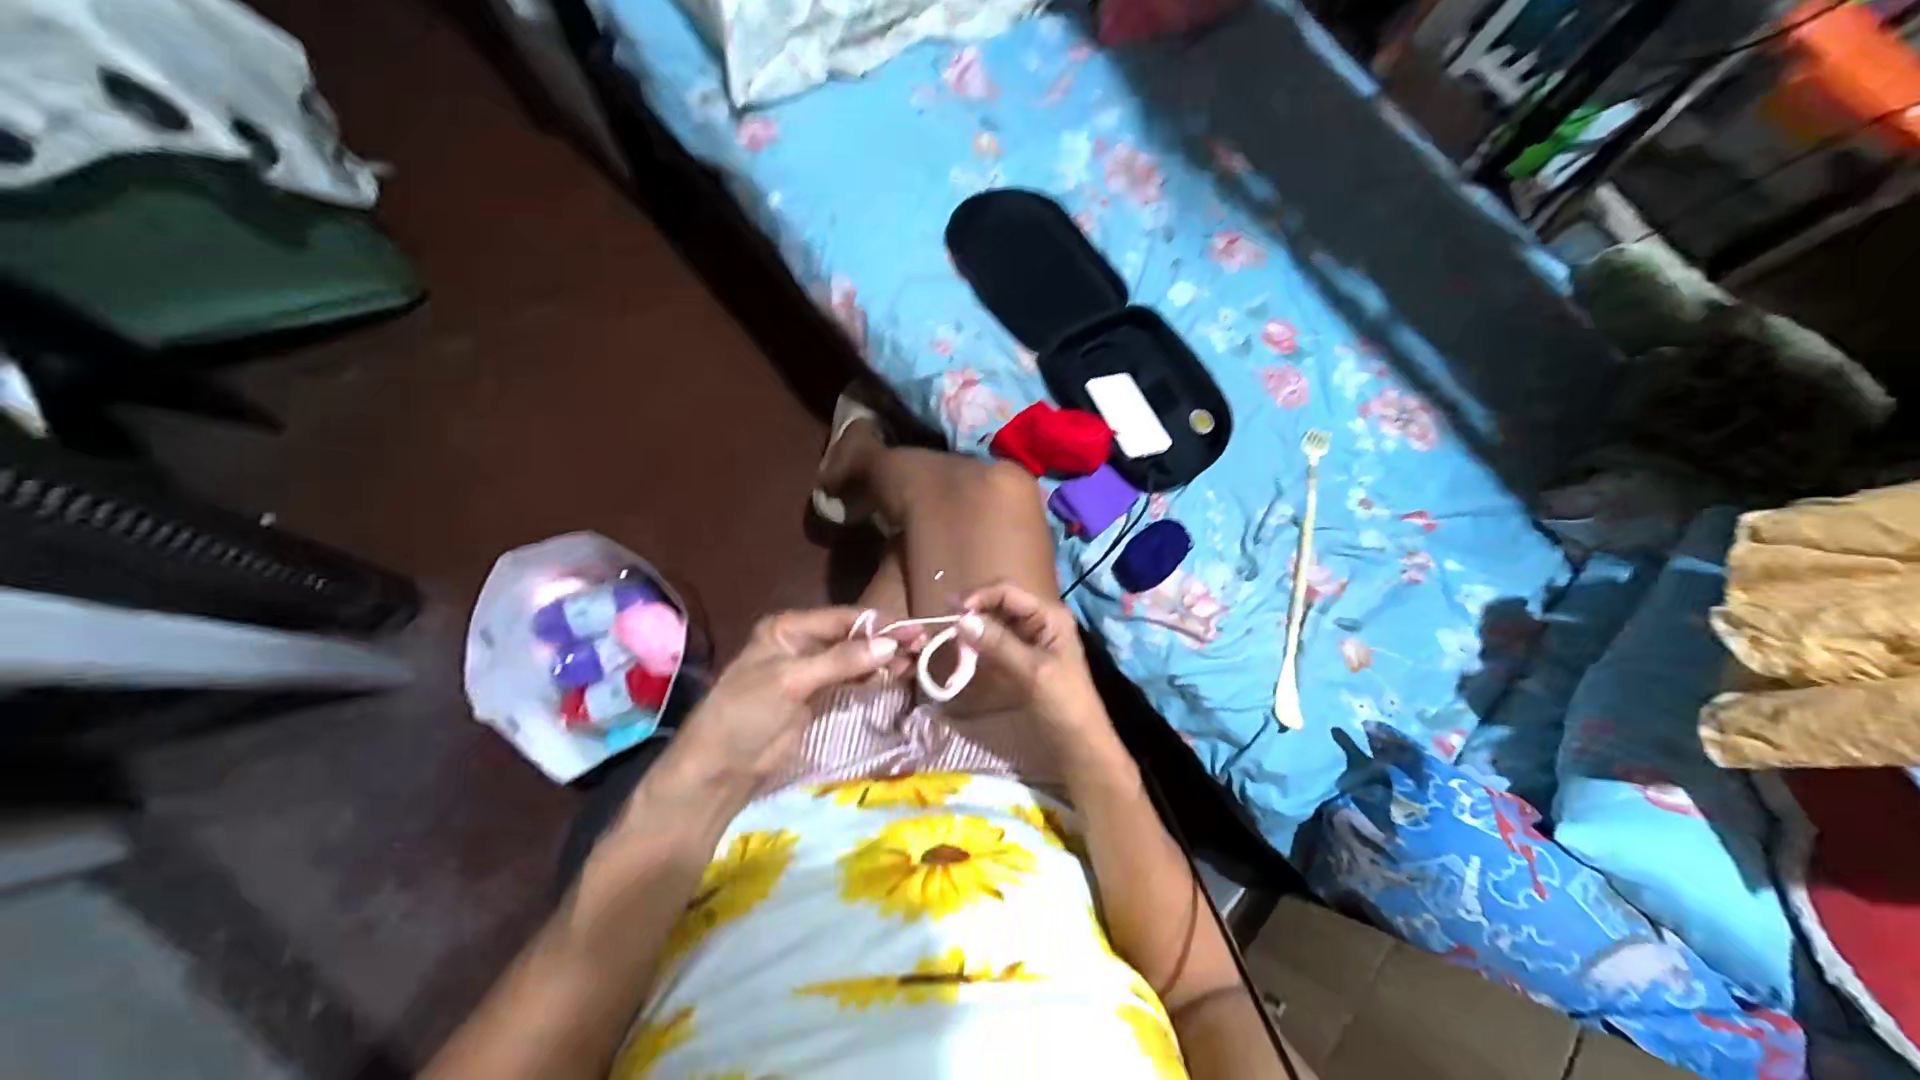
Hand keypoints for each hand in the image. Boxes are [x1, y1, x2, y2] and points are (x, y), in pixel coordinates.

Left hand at [668, 606, 898, 789]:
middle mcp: (801, 643)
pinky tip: (896, 675)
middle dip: (886, 640)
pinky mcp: (817, 696)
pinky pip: (851, 679)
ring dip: (884, 658)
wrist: (721, 767)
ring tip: (917, 660)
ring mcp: (810, 670)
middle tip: (923, 645)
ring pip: (855, 657)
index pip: (843, 618)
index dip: (879, 624)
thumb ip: (842, 661)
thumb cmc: (747, 712)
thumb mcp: (792, 680)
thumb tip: (890, 645)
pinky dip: (873, 676)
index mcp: (788, 628)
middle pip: (852, 636)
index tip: (913, 630)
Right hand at [958, 581, 1113, 751]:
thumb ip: (998, 643)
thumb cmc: (1063, 703)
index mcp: (1049, 615)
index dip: (979, 596)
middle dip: (973, 610)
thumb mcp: (1031, 671)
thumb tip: (962, 619)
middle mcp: (1039, 620)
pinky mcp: (1021, 656)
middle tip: (945, 622)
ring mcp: (1030, 638)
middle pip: (999, 603)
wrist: (1078, 742)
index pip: (1007, 591)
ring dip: (973, 627)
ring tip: (950, 636)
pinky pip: (995, 641)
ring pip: (994, 621)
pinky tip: (963, 651)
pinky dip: (978, 643)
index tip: (952, 612)